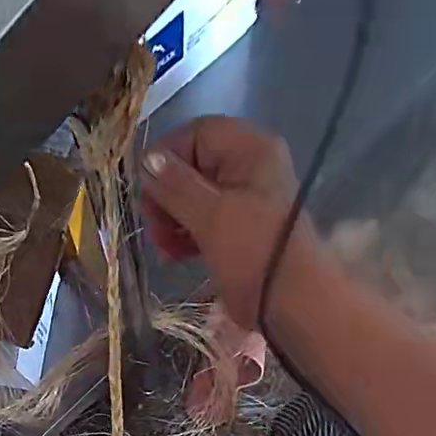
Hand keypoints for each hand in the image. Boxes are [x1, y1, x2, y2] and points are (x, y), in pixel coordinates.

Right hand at [139, 115, 320, 326]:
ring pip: (193, 196)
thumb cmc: (252, 252)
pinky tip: (175, 255)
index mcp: (248, 149)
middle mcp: (247, 166)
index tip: (147, 196)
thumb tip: (146, 159)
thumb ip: (175, 185)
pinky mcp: (237, 228)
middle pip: (191, 166)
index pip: (195, 134)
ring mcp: (243, 199)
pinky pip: (202, 220)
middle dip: (166, 196)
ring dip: (171, 219)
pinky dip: (184, 234)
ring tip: (165, 248)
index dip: (165, 160)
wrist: (290, 301)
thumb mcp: (210, 215)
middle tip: (156, 229)